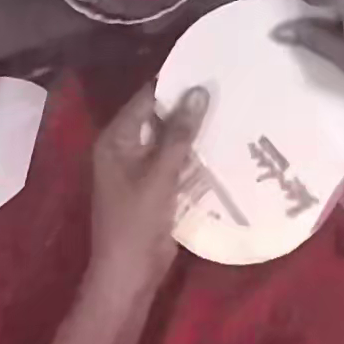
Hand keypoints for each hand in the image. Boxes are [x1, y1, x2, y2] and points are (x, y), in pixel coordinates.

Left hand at [86, 85, 207, 302]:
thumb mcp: (160, 174)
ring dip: (192, 129)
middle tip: (222, 86)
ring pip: (168, 138)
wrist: (128, 276)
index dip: (173, 83)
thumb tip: (199, 91)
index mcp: (116, 138)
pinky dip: (192, 152)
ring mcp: (139, 167)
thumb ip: (179, 133)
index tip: (204, 67)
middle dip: (186, 105)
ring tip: (228, 107)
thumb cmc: (136, 221)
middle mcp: (124, 147)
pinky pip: (174, 159)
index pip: (146, 98)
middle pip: (157, 116)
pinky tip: (220, 143)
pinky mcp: (154, 185)